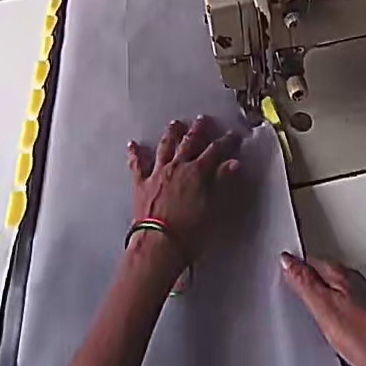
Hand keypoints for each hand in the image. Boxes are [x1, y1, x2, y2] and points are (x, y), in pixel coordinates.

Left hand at [127, 115, 241, 263]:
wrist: (158, 246)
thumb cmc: (189, 232)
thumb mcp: (212, 207)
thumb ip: (221, 182)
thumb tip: (233, 163)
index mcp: (197, 172)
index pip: (215, 151)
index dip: (225, 142)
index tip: (233, 135)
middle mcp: (177, 167)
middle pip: (189, 143)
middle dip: (197, 131)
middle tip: (202, 120)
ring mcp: (158, 174)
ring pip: (165, 147)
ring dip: (171, 134)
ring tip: (175, 124)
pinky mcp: (141, 184)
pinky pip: (137, 165)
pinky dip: (135, 154)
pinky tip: (132, 144)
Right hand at [280, 253, 365, 365]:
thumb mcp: (327, 311)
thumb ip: (306, 284)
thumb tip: (288, 261)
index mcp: (341, 274)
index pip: (310, 259)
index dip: (293, 265)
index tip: (280, 270)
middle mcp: (353, 281)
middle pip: (322, 272)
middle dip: (305, 277)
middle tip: (288, 284)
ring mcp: (362, 298)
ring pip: (333, 288)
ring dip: (319, 293)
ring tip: (305, 302)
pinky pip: (342, 303)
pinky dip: (331, 308)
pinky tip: (329, 322)